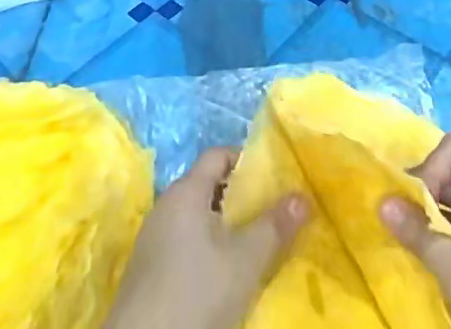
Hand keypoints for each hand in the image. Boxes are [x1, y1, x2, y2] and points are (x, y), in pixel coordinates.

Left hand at [104, 147, 307, 328]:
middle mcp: (165, 209)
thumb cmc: (195, 296)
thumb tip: (303, 196)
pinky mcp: (147, 276)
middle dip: (242, 198)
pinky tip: (224, 279)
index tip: (274, 179)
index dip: (247, 161)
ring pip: (197, 220)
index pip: (218, 155)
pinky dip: (208, 252)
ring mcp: (152, 244)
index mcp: (186, 193)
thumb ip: (276, 225)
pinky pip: (185, 246)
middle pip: (209, 188)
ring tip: (254, 248)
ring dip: (226, 228)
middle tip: (272, 214)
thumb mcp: (246, 260)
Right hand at [378, 135, 450, 328]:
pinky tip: (410, 251)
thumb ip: (421, 236)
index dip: (431, 166)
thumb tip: (382, 200)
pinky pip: (450, 233)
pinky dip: (429, 235)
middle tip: (391, 213)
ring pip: (448, 206)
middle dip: (420, 188)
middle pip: (450, 176)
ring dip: (421, 213)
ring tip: (393, 230)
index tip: (412, 200)